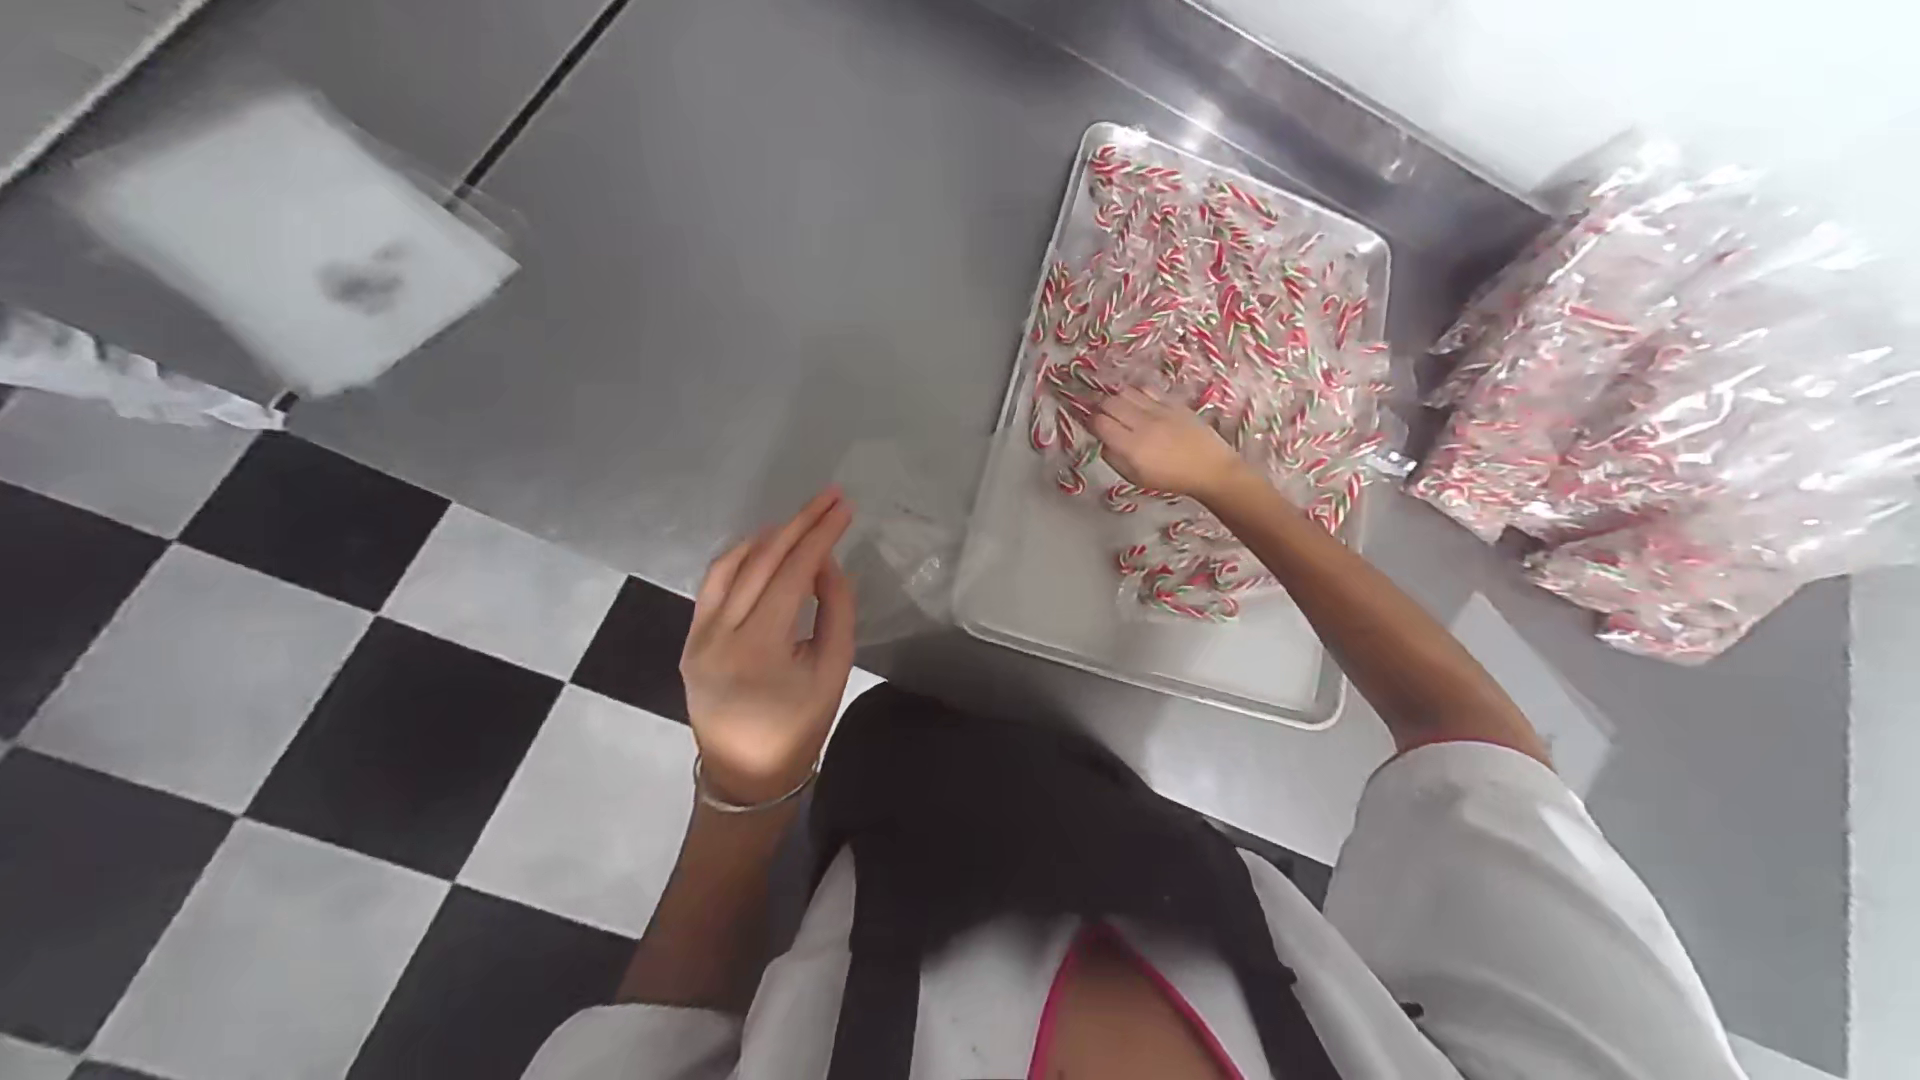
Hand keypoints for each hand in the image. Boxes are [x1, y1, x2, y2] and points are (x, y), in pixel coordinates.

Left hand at [680, 487, 856, 804]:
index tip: (843, 508)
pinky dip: (740, 559)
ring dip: (766, 538)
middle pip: (760, 561)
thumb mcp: (833, 670)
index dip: (820, 535)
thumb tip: (825, 563)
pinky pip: (714, 585)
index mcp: (759, 648)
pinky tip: (763, 549)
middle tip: (828, 498)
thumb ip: (835, 610)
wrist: (746, 776)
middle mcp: (718, 634)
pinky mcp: (689, 639)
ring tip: (799, 522)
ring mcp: (697, 635)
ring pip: (729, 566)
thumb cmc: (800, 727)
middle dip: (798, 524)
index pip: (792, 573)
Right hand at [1090, 386, 1247, 499]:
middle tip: (1101, 415)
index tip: (1090, 425)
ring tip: (1118, 408)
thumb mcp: (1134, 478)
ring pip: (1125, 392)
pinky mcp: (1172, 403)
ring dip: (1116, 398)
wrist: (1209, 468)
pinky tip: (1137, 403)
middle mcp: (1142, 424)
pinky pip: (1146, 390)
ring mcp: (1158, 410)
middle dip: (1100, 408)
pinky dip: (1135, 394)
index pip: (1099, 423)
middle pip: (1109, 403)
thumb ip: (1113, 458)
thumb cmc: (1170, 479)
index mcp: (1131, 447)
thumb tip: (1101, 441)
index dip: (1090, 422)